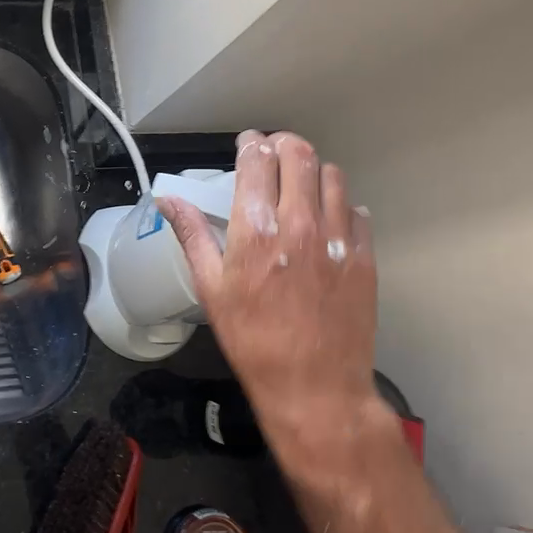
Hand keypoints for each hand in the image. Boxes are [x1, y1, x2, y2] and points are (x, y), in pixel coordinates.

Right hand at [160, 131, 382, 453]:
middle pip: (298, 154)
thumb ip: (192, 234)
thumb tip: (168, 200)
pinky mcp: (365, 257)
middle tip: (272, 155)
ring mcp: (338, 239)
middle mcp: (300, 223)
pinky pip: (357, 211)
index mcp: (257, 229)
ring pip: (332, 175)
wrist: (315, 388)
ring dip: (312, 171)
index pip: (257, 159)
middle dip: (282, 145)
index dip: (251, 144)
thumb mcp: (211, 288)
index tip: (247, 145)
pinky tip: (326, 221)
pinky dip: (340, 205)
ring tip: (299, 185)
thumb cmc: (253, 340)